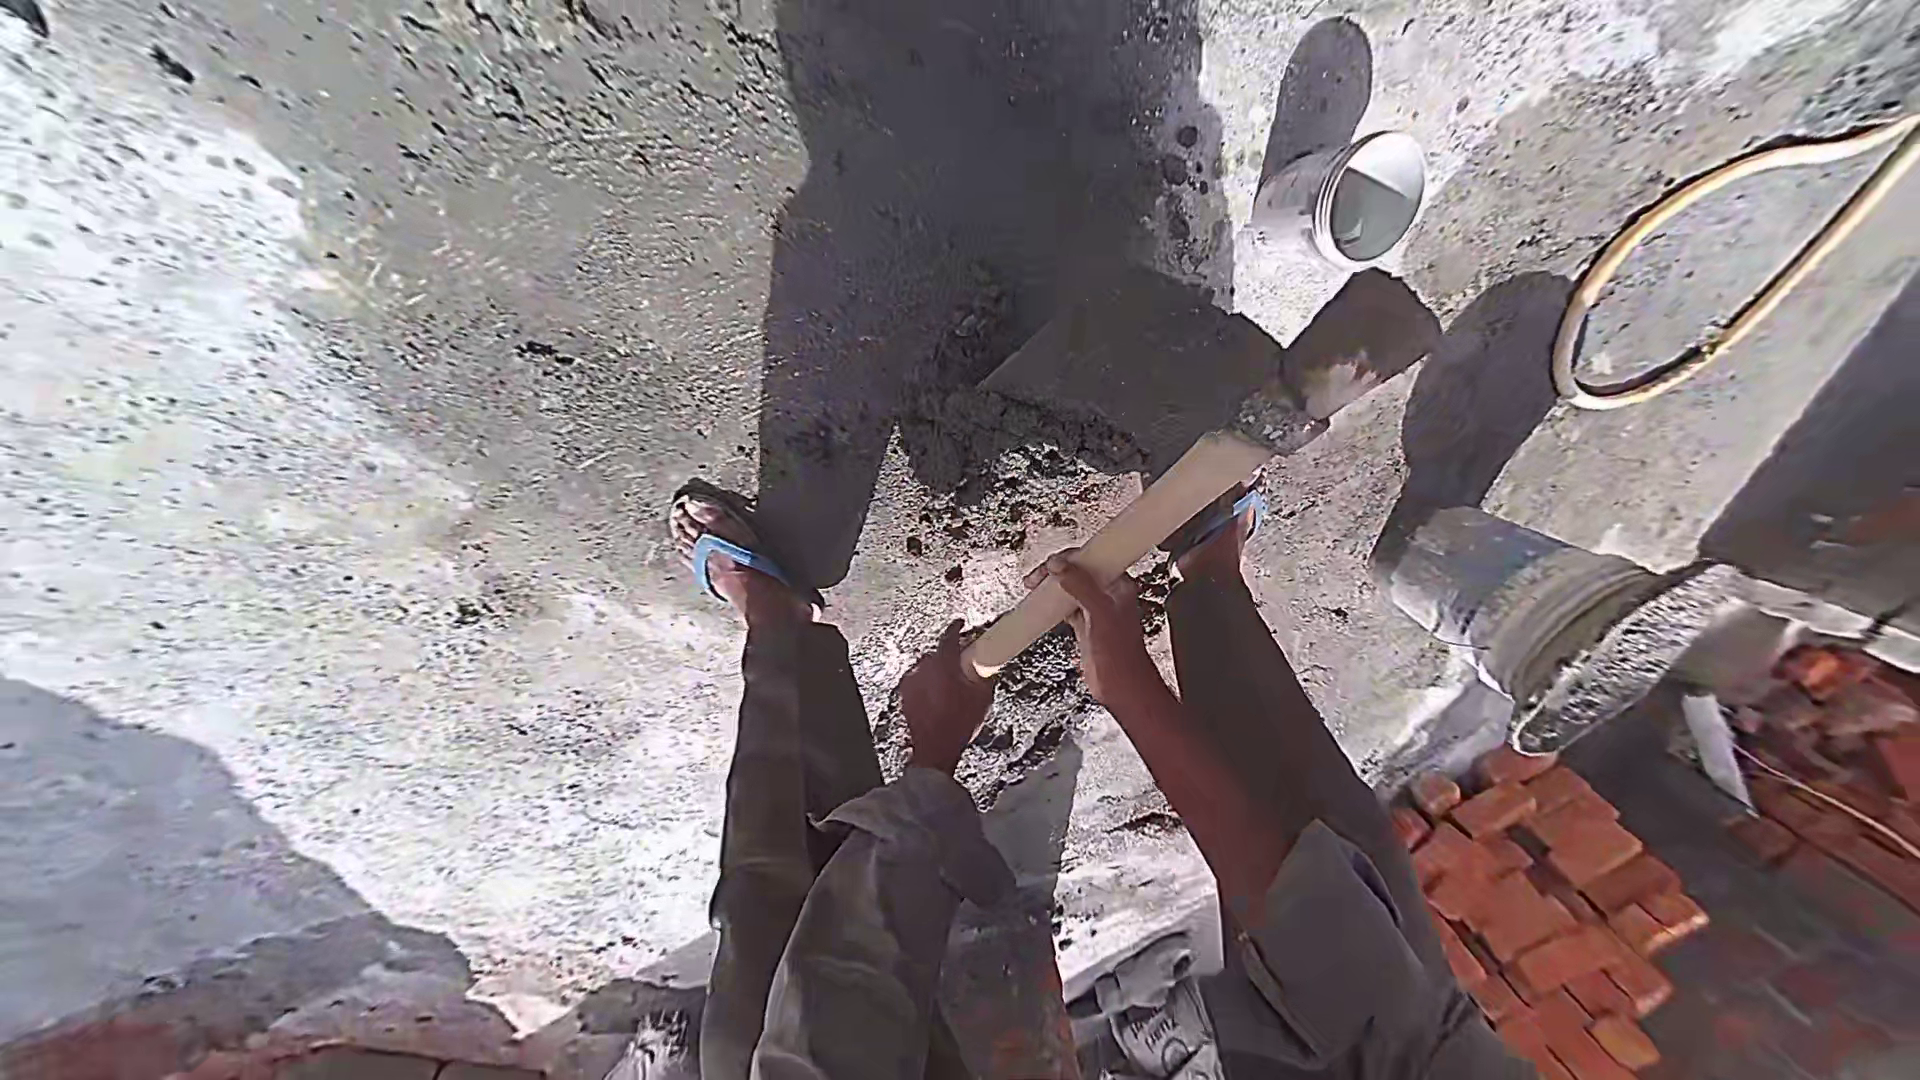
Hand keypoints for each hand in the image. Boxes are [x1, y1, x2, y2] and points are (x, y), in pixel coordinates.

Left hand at [899, 619, 994, 773]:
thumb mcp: (982, 698)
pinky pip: (917, 682)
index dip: (955, 627)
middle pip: (937, 654)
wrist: (935, 750)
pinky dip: (926, 685)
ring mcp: (911, 683)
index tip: (959, 623)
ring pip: (925, 668)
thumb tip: (987, 667)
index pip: (948, 637)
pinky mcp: (905, 696)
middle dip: (948, 658)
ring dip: (936, 672)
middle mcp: (923, 669)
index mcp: (943, 665)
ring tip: (948, 689)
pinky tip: (936, 698)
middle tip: (960, 668)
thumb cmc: (958, 724)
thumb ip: (984, 676)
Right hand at [1026, 551, 1164, 706]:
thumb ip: (1080, 586)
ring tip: (1033, 586)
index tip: (1050, 563)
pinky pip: (1065, 606)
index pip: (1091, 558)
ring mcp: (1095, 609)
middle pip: (1077, 571)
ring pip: (1069, 588)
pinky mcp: (1084, 624)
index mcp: (1119, 584)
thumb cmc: (1121, 653)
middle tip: (1036, 577)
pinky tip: (1041, 604)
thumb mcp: (1099, 613)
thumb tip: (1059, 564)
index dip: (1068, 558)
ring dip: (1051, 585)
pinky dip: (1052, 603)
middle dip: (1055, 570)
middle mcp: (1108, 594)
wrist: (1121, 685)